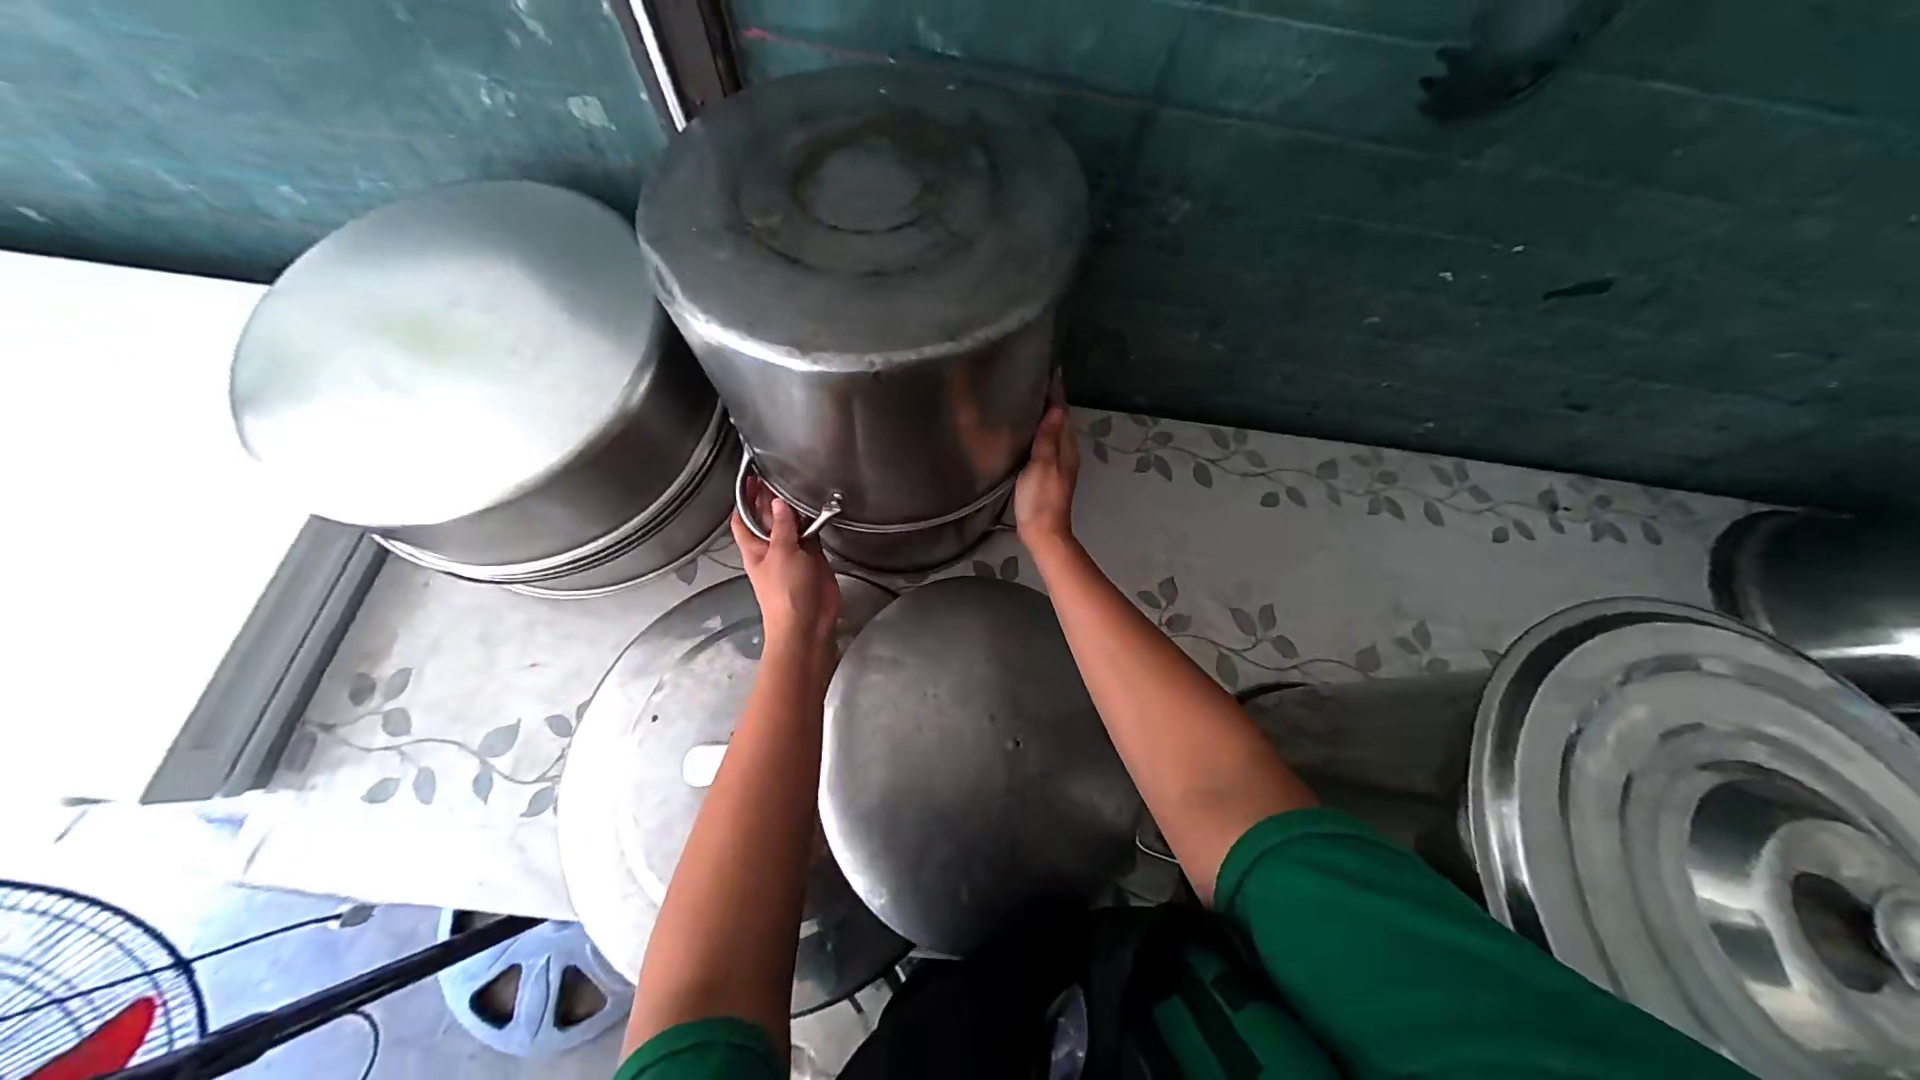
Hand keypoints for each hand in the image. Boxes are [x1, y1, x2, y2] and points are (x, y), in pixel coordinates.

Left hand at [731, 479, 842, 657]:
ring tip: (800, 483)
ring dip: (795, 509)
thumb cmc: (785, 593)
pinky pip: (812, 535)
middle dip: (770, 499)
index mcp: (754, 548)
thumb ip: (783, 527)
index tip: (752, 479)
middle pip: (768, 519)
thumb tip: (778, 502)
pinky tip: (819, 506)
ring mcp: (793, 553)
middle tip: (778, 474)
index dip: (745, 499)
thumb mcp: (781, 554)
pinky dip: (815, 522)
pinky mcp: (814, 559)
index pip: (743, 519)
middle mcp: (772, 548)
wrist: (807, 624)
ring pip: (792, 525)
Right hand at [1015, 398, 1079, 551]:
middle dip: (1050, 405)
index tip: (1047, 374)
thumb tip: (1058, 407)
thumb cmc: (1041, 498)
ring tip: (1026, 402)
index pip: (1064, 415)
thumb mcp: (1043, 464)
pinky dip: (1038, 435)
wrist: (1042, 532)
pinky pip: (1044, 447)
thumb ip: (1049, 437)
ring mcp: (1057, 466)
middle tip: (1031, 383)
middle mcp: (1066, 454)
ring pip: (1052, 435)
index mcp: (1067, 449)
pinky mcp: (1046, 475)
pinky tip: (1025, 433)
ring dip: (1043, 420)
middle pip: (1060, 424)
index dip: (1056, 396)